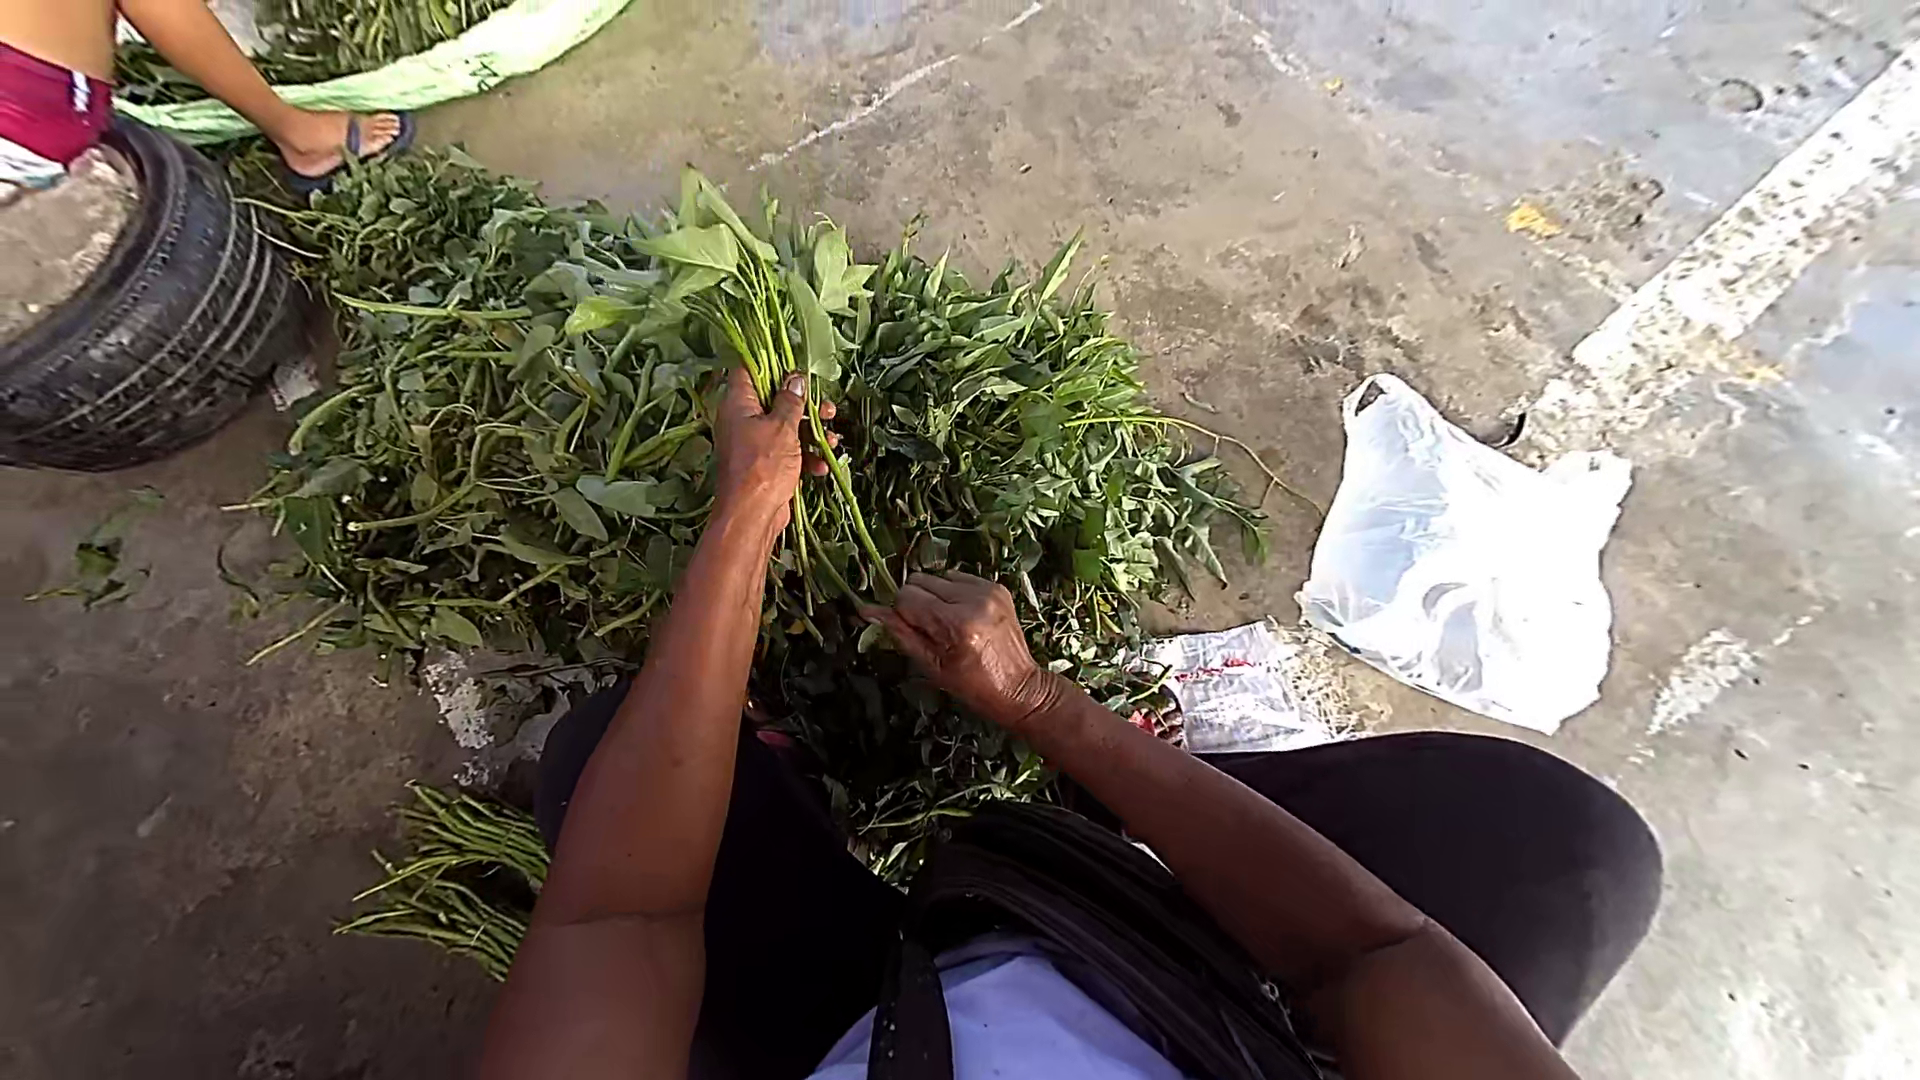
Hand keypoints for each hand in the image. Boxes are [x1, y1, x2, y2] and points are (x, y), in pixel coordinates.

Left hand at [712, 366, 836, 530]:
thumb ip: (791, 401)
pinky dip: (805, 457)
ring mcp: (754, 444)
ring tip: (832, 439)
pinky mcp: (766, 465)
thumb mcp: (782, 428)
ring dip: (811, 433)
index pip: (749, 370)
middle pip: (774, 401)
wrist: (752, 514)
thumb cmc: (763, 466)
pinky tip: (821, 465)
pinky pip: (788, 453)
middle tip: (826, 408)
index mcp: (739, 404)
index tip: (797, 368)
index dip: (773, 365)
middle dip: (804, 405)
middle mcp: (743, 421)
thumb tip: (796, 378)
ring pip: (786, 429)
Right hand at [861, 571, 1065, 733]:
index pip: (906, 596)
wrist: (1019, 687)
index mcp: (956, 624)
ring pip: (937, 575)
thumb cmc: (973, 685)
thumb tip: (866, 610)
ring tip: (948, 623)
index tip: (912, 631)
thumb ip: (900, 633)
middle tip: (930, 629)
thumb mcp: (930, 666)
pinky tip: (963, 615)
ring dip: (935, 596)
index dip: (901, 613)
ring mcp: (987, 590)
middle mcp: (973, 600)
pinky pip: (958, 577)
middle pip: (919, 580)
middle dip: (916, 602)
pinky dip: (953, 592)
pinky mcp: (996, 586)